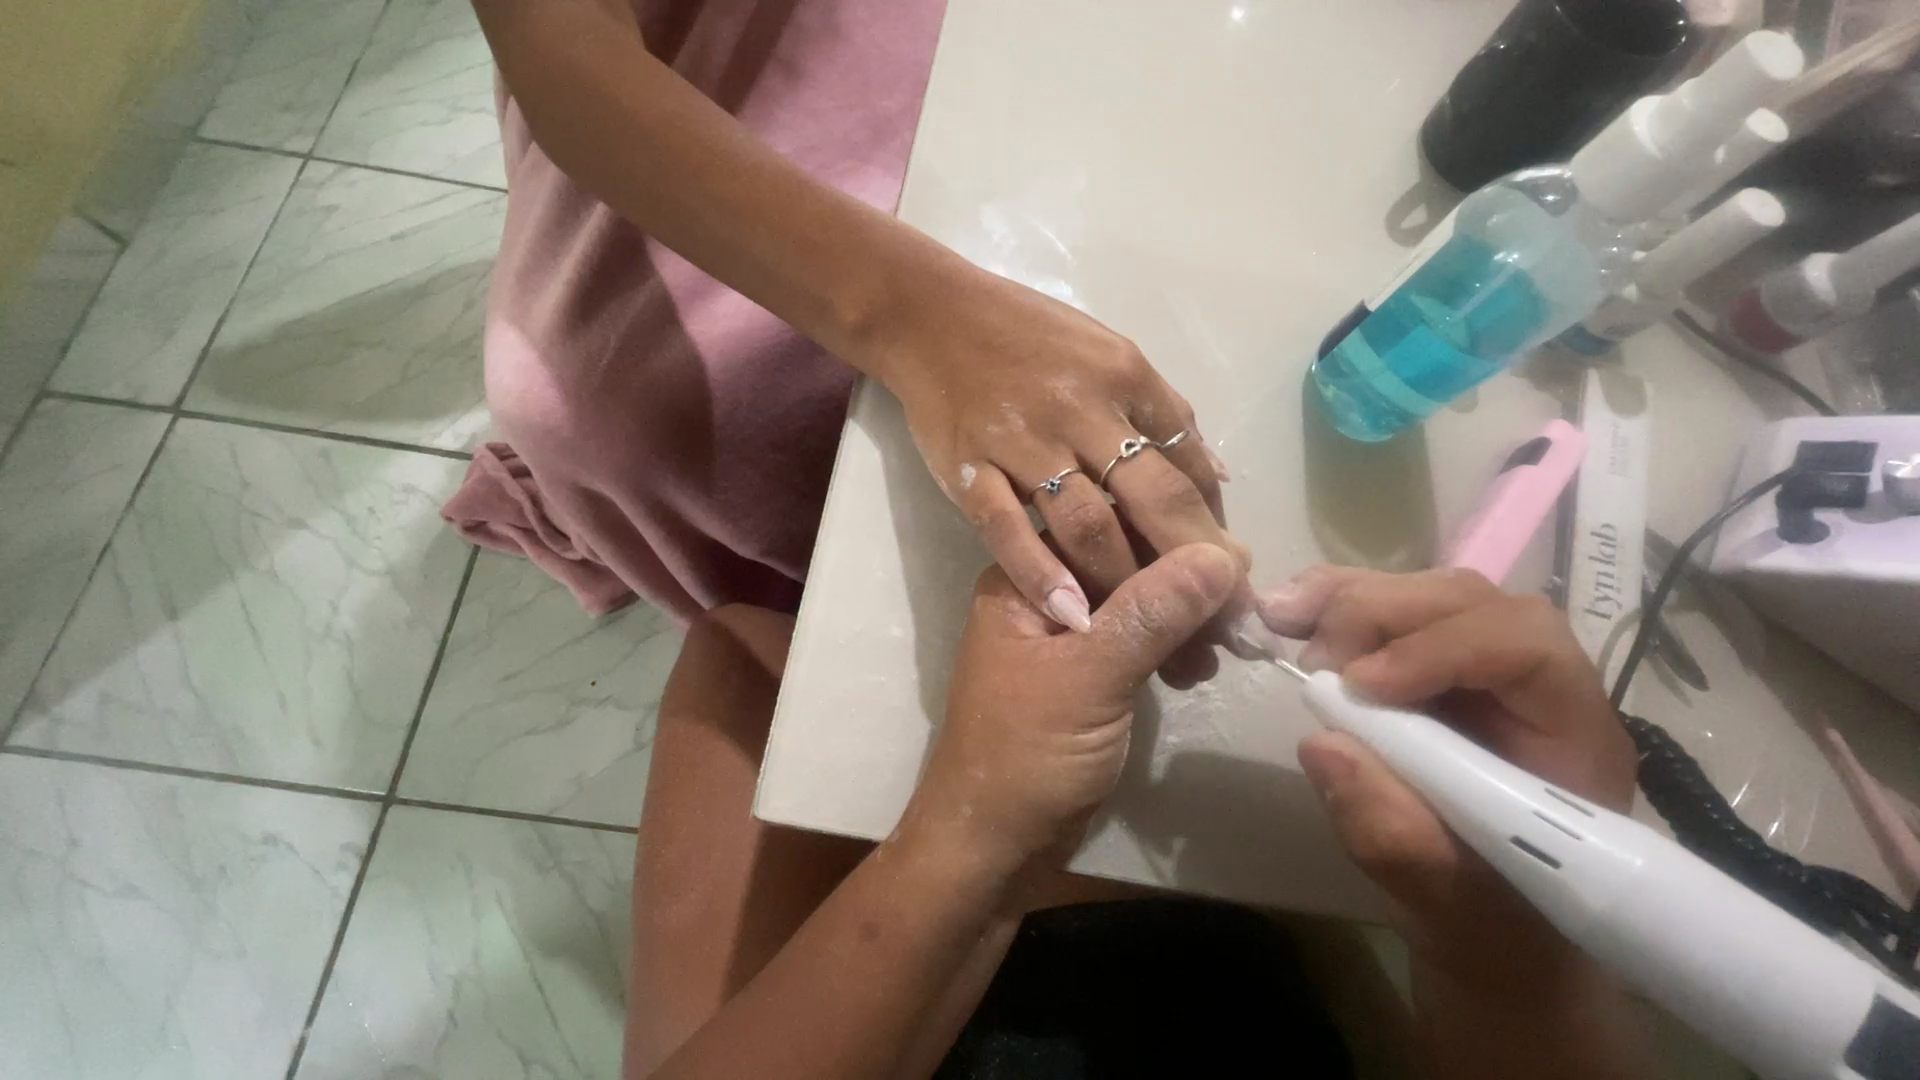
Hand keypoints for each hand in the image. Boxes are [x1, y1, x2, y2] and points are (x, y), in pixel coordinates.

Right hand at [874, 264, 1251, 687]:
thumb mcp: (1108, 353)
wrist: (930, 316)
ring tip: (1157, 641)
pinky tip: (1074, 615)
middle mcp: (1082, 409)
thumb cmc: (1027, 335)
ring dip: (1126, 583)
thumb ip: (1161, 412)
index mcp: (1125, 376)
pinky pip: (1007, 528)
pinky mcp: (969, 467)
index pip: (1189, 462)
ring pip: (1087, 522)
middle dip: (1194, 569)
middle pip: (1153, 498)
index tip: (1235, 581)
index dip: (1218, 527)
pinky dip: (1041, 573)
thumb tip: (1217, 476)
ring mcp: (1022, 441)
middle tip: (1220, 629)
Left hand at [902, 544, 1240, 879]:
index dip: (1170, 537)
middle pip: (1124, 560)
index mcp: (1023, 577)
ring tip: (1226, 646)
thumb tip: (1221, 555)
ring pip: (1136, 601)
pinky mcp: (1084, 671)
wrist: (991, 846)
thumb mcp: (1088, 680)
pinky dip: (1170, 647)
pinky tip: (1200, 665)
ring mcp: (1063, 633)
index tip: (1236, 564)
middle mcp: (1041, 593)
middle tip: (1240, 613)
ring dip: (1184, 617)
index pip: (1102, 525)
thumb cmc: (1024, 757)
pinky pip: (1136, 639)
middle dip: (1185, 582)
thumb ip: (1151, 615)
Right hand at [1260, 566, 1636, 998]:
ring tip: (1280, 615)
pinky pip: (1387, 609)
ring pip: (1422, 592)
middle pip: (1465, 602)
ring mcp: (1479, 661)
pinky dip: (1333, 605)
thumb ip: (1392, 830)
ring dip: (1345, 597)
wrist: (1487, 915)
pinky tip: (1290, 616)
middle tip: (1309, 659)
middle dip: (1377, 614)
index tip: (1359, 687)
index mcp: (1568, 734)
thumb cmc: (1485, 913)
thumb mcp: (1441, 897)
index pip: (1525, 647)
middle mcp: (1531, 678)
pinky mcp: (1430, 658)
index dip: (1440, 649)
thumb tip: (1322, 744)